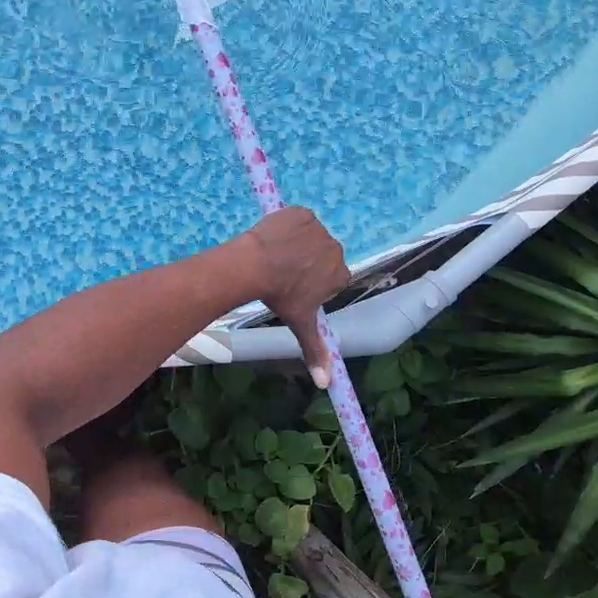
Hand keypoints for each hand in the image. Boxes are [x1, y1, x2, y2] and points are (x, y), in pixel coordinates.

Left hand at [231, 207, 349, 386]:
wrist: (256, 265)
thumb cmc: (280, 296)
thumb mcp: (299, 323)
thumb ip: (315, 351)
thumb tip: (326, 384)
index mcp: (341, 274)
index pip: (331, 279)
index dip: (312, 283)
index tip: (295, 287)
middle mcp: (336, 249)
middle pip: (321, 257)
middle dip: (306, 264)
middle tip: (282, 273)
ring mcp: (319, 228)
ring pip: (309, 238)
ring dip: (296, 245)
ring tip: (274, 256)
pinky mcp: (302, 212)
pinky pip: (298, 220)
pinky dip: (288, 226)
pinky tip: (275, 239)